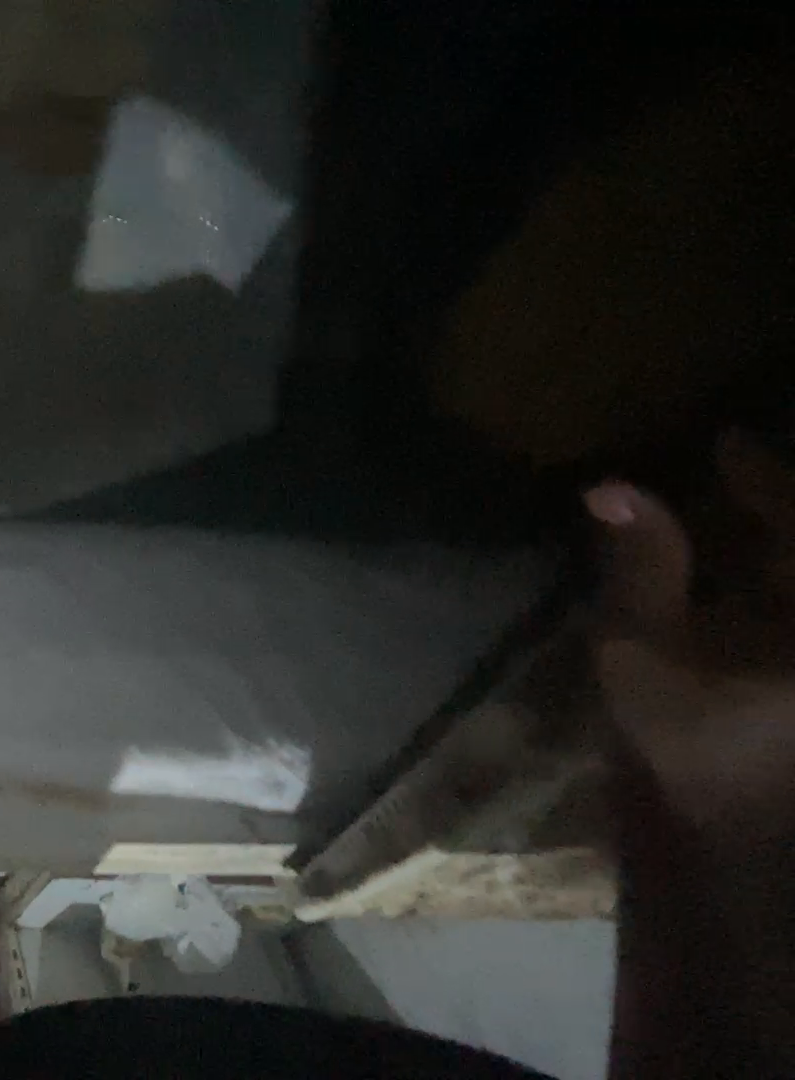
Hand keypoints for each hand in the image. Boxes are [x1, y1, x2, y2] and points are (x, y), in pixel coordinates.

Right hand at [586, 431, 794, 848]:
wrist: (747, 828)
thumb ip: (639, 566)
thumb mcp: (643, 650)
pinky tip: (764, 562)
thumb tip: (611, 486)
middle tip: (746, 467)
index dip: (761, 476)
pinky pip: (793, 594)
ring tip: (760, 505)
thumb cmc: (691, 739)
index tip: (724, 441)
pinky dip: (779, 570)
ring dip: (783, 534)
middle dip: (784, 499)